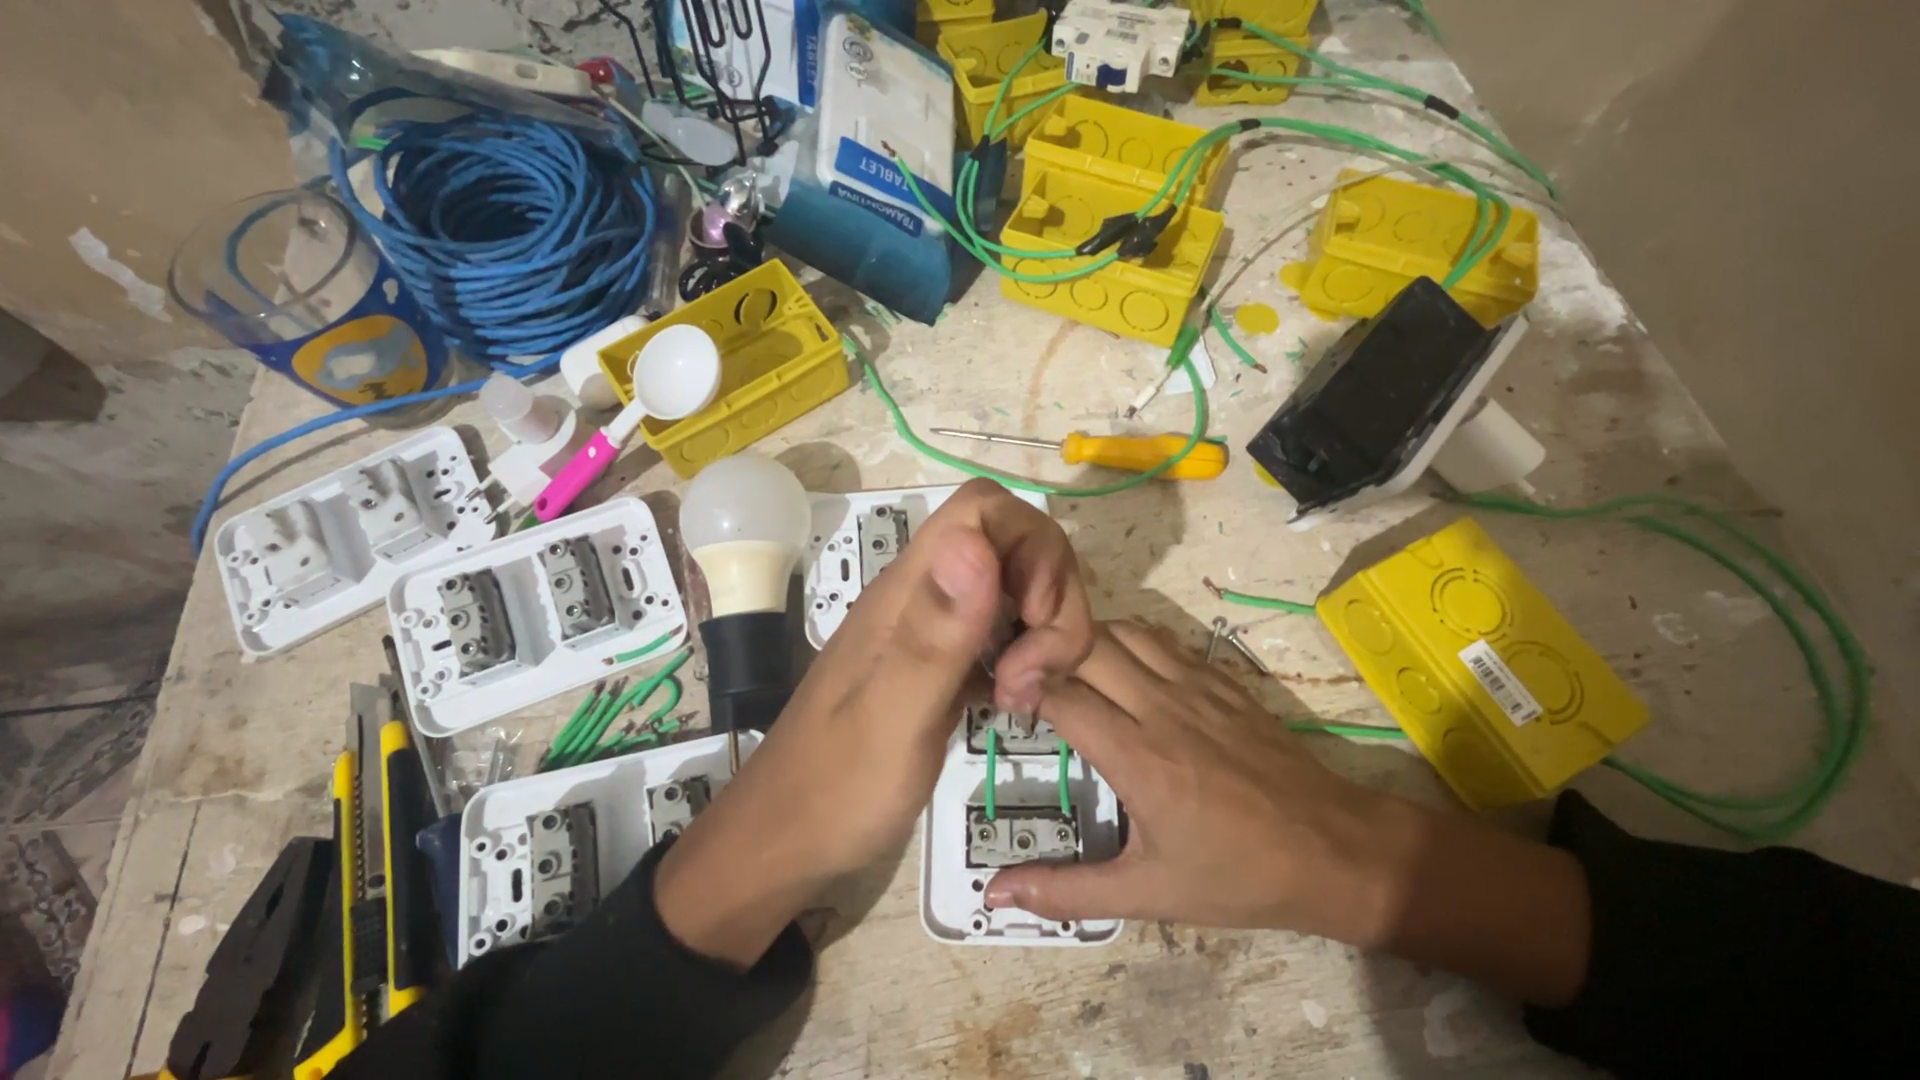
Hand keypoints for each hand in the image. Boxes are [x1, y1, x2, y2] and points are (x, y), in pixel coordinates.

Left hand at [656, 479, 1094, 963]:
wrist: (789, 841)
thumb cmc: (836, 788)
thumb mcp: (891, 717)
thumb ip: (935, 632)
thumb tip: (975, 539)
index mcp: (906, 592)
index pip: (981, 509)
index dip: (1030, 546)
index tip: (1035, 617)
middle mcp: (923, 598)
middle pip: (1013, 546)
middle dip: (1051, 599)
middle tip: (1034, 677)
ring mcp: (933, 632)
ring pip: (1014, 590)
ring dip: (1043, 633)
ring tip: (1024, 698)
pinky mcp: (943, 667)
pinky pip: (1003, 634)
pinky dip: (1027, 659)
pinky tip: (1016, 704)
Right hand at [985, 621, 1415, 943]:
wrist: (1334, 849)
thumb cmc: (1236, 876)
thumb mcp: (1148, 894)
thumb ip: (1067, 891)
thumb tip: (994, 895)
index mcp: (1139, 757)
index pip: (1061, 695)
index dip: (1022, 690)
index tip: (1004, 704)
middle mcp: (1163, 707)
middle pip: (1086, 646)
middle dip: (1045, 654)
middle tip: (1024, 678)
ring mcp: (1197, 686)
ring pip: (1124, 631)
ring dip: (1086, 640)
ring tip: (1066, 668)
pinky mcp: (1222, 679)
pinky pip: (1162, 639)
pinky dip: (1128, 641)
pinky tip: (1121, 669)